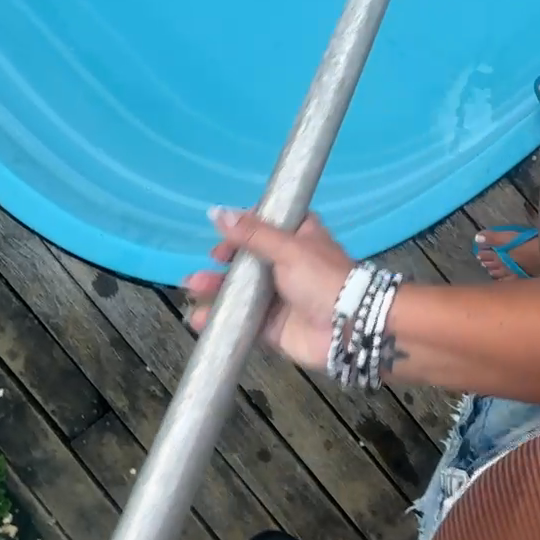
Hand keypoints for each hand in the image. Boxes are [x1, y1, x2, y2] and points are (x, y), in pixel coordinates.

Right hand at [183, 207, 352, 369]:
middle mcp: (287, 262)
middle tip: (210, 263)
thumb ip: (253, 234)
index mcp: (299, 236)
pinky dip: (219, 317)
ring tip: (192, 286)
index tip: (226, 232)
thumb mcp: (289, 249)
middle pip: (248, 257)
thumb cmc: (322, 277)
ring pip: (240, 288)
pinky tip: (199, 317)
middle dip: (224, 260)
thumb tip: (219, 212)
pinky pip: (240, 318)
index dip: (245, 226)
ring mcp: (278, 294)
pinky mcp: (271, 324)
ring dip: (215, 287)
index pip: (267, 224)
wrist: (348, 327)